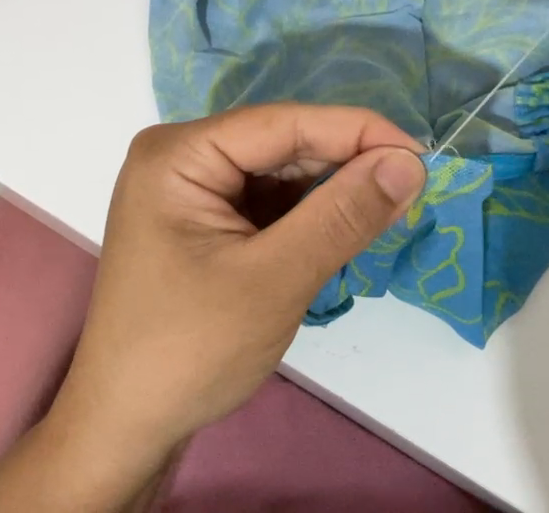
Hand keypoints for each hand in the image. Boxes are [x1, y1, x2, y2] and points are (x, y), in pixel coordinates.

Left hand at [51, 105, 425, 456]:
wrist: (126, 425)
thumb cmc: (190, 349)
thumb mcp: (274, 279)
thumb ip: (342, 216)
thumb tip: (409, 164)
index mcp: (179, 153)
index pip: (282, 123)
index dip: (356, 132)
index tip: (422, 157)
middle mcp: (180, 157)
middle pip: (279, 144)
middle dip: (344, 165)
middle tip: (413, 190)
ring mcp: (188, 190)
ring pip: (277, 174)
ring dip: (329, 192)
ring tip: (387, 211)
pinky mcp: (202, 222)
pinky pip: (265, 203)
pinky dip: (306, 216)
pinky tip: (342, 229)